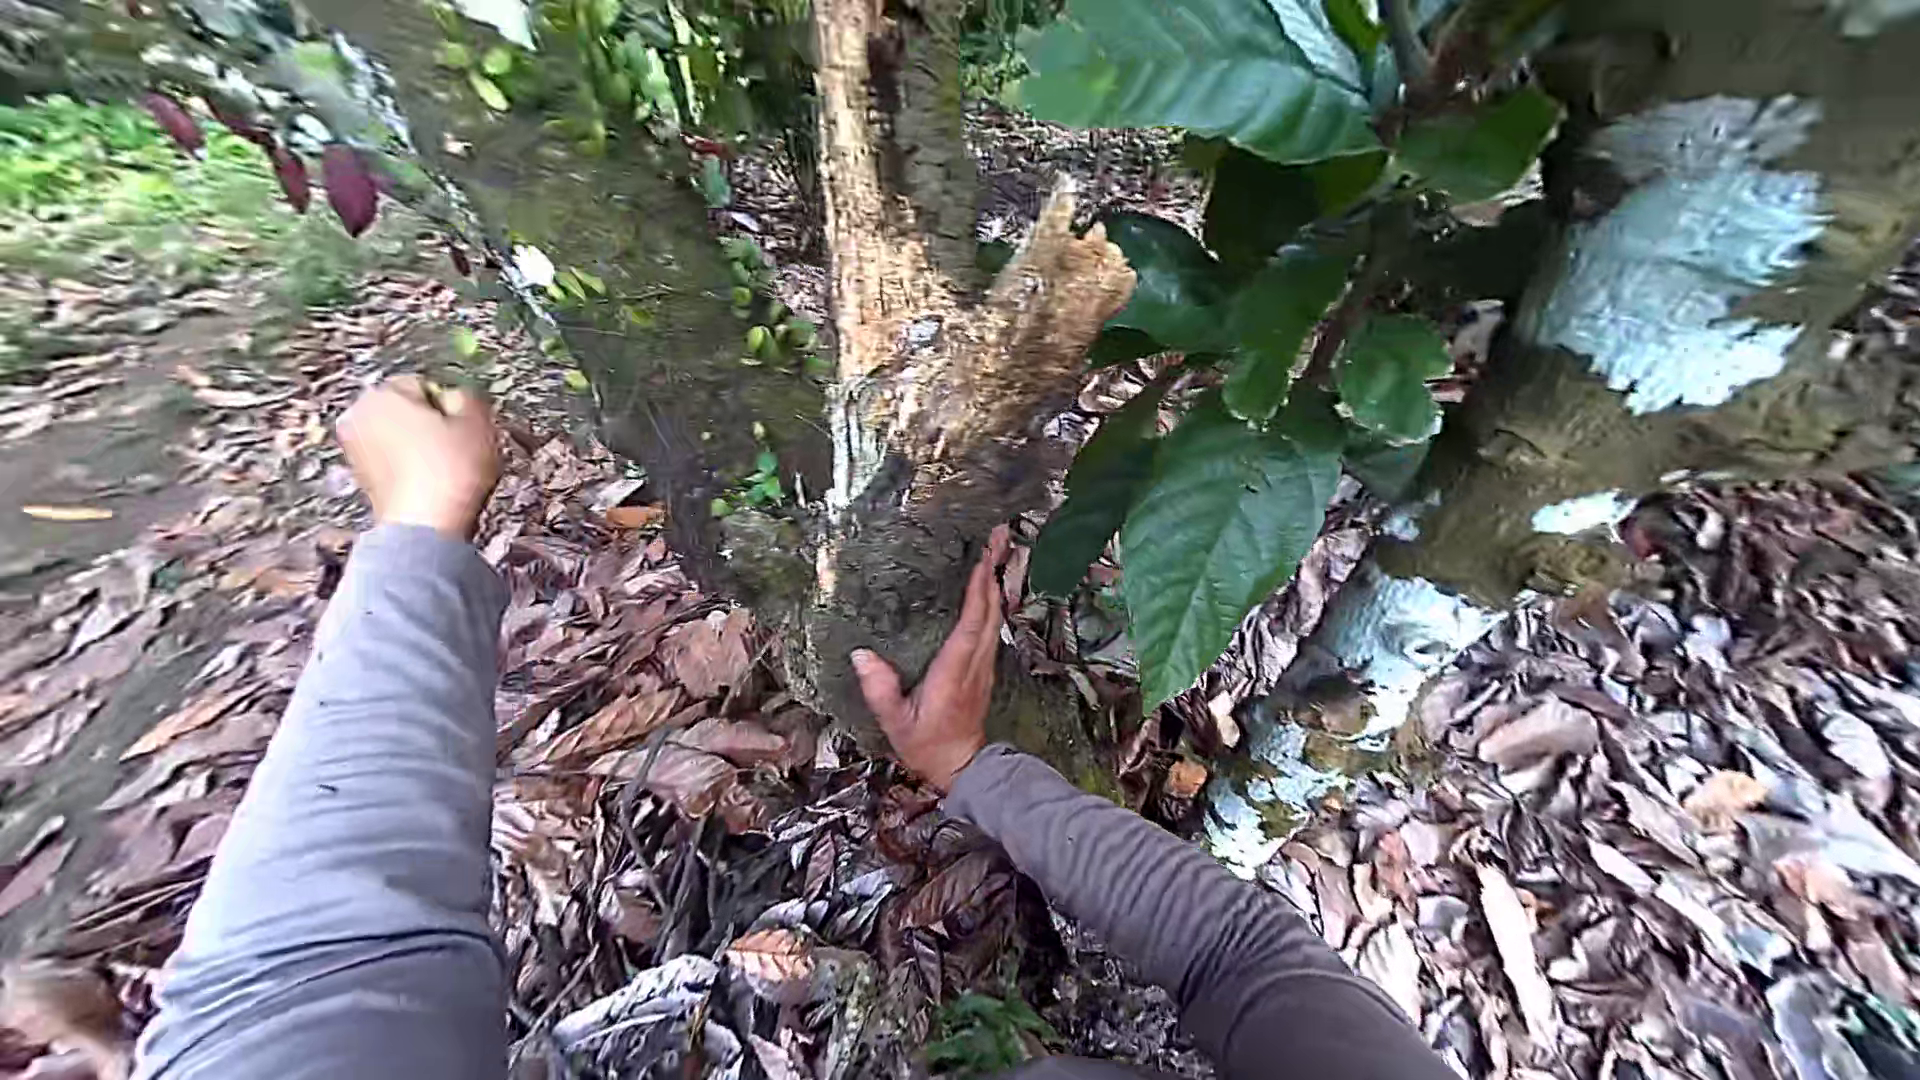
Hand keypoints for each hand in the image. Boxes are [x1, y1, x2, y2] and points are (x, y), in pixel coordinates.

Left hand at [336, 375, 499, 539]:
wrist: (426, 522)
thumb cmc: (453, 469)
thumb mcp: (478, 424)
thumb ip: (467, 397)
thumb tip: (456, 397)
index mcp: (383, 394)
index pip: (426, 385)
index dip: (453, 408)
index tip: (469, 430)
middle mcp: (358, 414)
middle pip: (409, 410)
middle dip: (435, 425)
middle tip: (462, 448)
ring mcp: (354, 445)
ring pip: (401, 434)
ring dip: (424, 445)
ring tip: (449, 467)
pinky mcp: (360, 472)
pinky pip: (393, 457)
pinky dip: (412, 464)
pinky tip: (433, 480)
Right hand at [852, 525, 1010, 791]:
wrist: (961, 765)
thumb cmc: (925, 744)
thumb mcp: (895, 724)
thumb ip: (879, 690)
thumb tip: (860, 654)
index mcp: (954, 673)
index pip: (970, 625)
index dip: (977, 592)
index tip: (980, 559)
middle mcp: (976, 663)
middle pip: (990, 611)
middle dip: (993, 572)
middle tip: (996, 536)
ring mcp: (985, 664)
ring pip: (995, 616)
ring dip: (995, 582)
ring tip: (994, 549)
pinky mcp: (985, 665)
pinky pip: (991, 625)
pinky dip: (991, 600)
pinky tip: (987, 583)